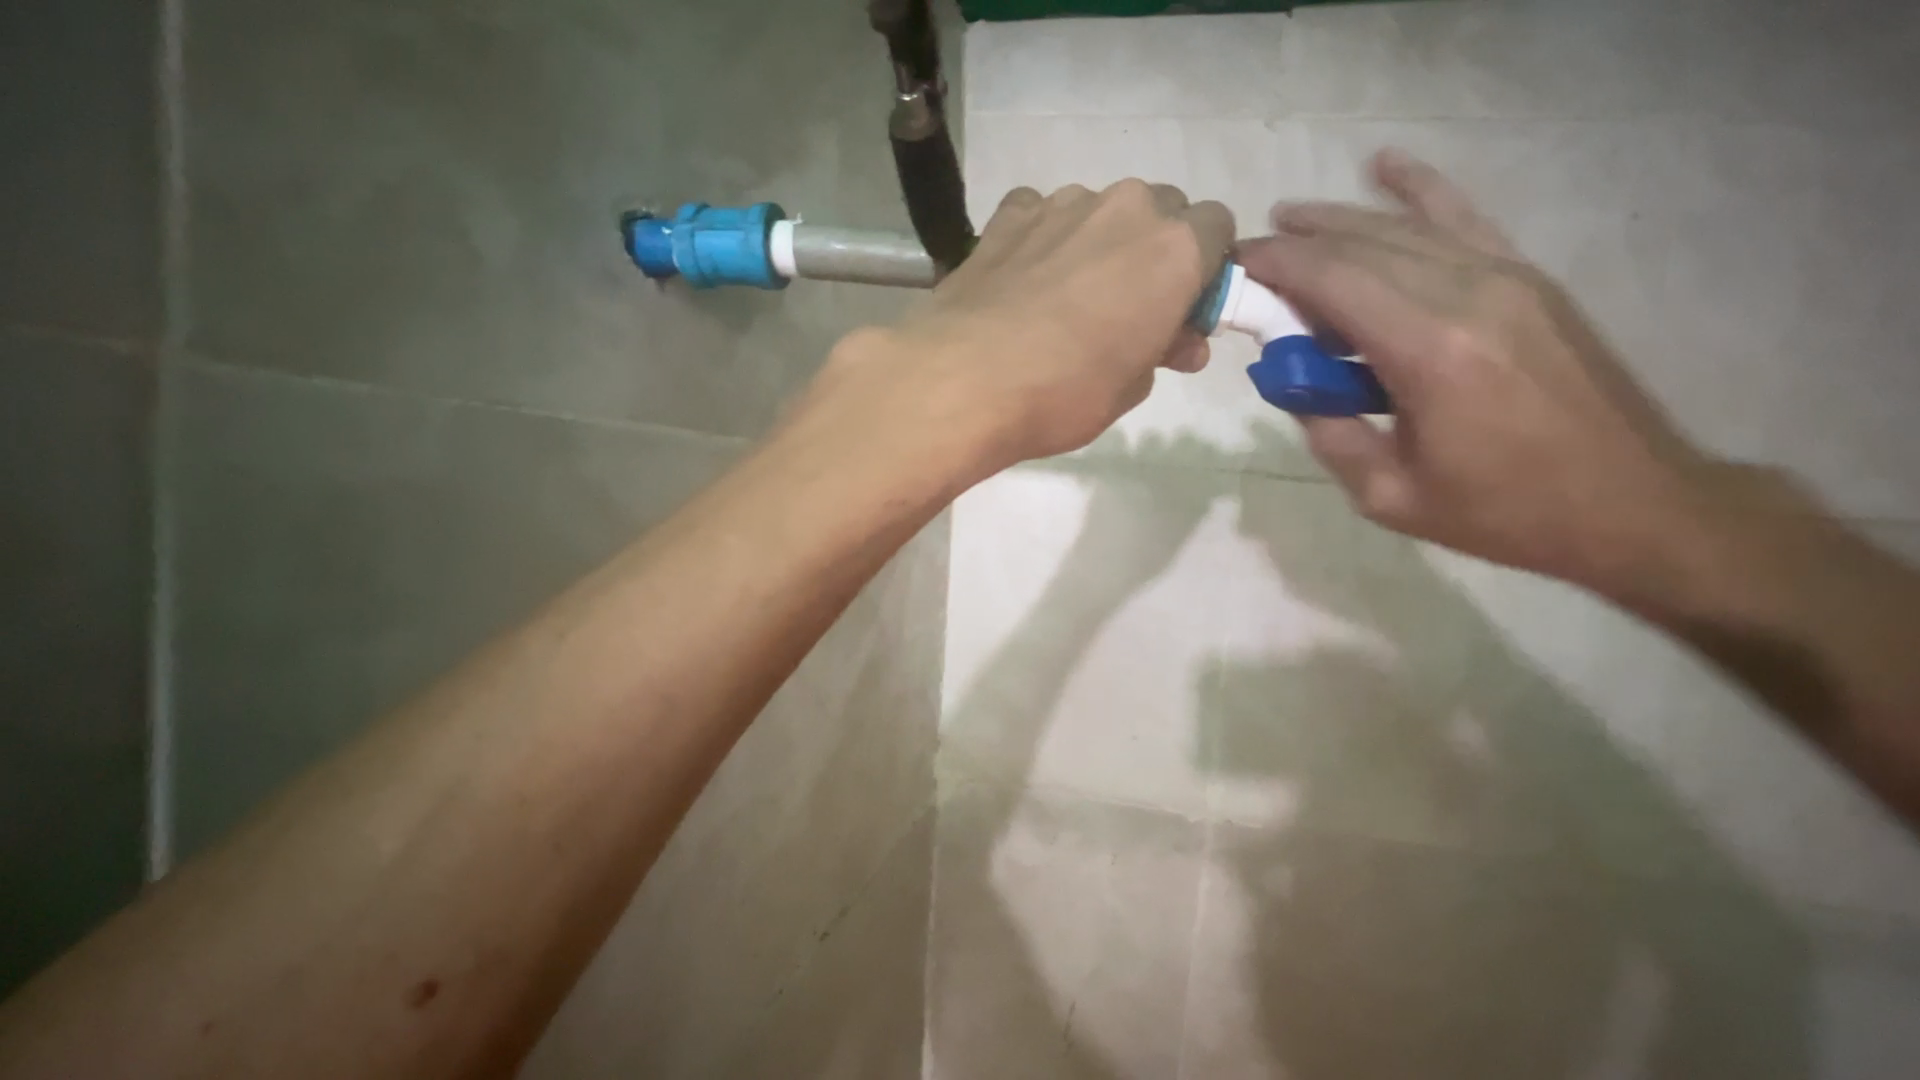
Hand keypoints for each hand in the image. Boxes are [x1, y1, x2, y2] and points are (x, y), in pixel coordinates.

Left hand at [819, 180, 1233, 475]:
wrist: (963, 381)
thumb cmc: (1065, 393)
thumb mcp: (1134, 386)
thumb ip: (1164, 349)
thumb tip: (1176, 339)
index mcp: (1176, 248)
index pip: (1218, 229)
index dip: (1206, 269)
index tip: (1184, 309)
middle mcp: (1126, 208)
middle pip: (1161, 211)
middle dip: (1155, 252)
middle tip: (1132, 308)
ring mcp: (1062, 204)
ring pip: (1101, 210)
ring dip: (1100, 243)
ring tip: (1070, 299)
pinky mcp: (1008, 214)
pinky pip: (1043, 214)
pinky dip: (1045, 238)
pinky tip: (1026, 280)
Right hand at [1237, 149, 1714, 594]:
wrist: (1630, 502)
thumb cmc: (1503, 511)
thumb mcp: (1390, 495)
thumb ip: (1329, 433)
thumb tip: (1292, 382)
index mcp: (1428, 352)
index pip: (1332, 280)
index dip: (1276, 266)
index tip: (1234, 266)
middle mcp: (1466, 295)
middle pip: (1363, 246)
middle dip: (1299, 243)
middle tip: (1253, 256)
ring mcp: (1506, 277)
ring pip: (1406, 228)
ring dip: (1343, 220)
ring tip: (1293, 218)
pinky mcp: (1530, 278)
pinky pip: (1463, 219)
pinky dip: (1420, 190)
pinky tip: (1385, 165)